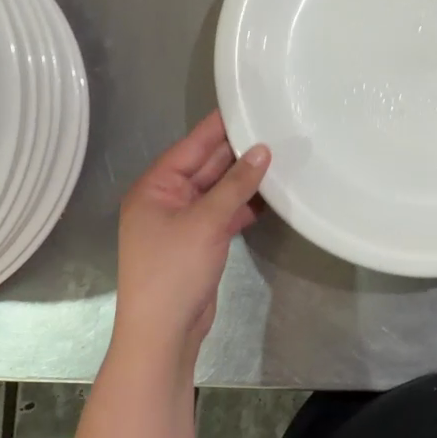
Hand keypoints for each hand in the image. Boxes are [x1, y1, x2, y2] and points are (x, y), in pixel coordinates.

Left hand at [114, 112, 269, 365]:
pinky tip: (270, 197)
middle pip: (206, 167)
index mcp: (155, 187)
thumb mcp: (207, 222)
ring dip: (245, 180)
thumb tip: (263, 150)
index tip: (249, 104)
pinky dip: (244, 206)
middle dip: (238, 153)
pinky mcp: (199, 243)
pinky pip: (224, 213)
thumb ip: (236, 184)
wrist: (163, 332)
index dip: (220, 127)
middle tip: (276, 130)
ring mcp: (182, 223)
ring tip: (281, 158)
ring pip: (218, 191)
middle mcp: (166, 200)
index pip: (192, 146)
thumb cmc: (174, 271)